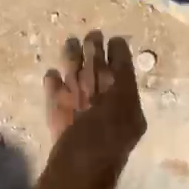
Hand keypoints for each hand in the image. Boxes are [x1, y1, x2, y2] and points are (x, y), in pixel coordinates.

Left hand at [45, 31, 146, 152]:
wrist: (87, 152)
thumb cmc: (120, 138)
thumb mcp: (137, 120)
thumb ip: (129, 101)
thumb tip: (125, 98)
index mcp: (120, 77)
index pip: (119, 50)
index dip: (117, 46)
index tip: (115, 44)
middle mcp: (95, 73)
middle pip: (93, 48)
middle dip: (94, 41)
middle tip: (93, 36)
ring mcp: (72, 82)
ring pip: (70, 58)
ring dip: (72, 49)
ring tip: (71, 43)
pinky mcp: (54, 95)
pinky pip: (51, 80)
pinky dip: (52, 77)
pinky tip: (53, 75)